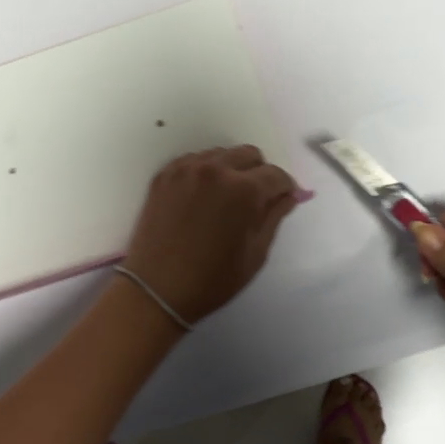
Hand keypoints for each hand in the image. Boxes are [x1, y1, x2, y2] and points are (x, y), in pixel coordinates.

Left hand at [123, 146, 299, 323]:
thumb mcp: (255, 253)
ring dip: (230, 170)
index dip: (285, 187)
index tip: (283, 199)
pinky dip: (204, 172)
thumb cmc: (212, 279)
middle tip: (255, 199)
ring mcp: (186, 168)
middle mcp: (215, 169)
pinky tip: (202, 196)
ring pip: (220, 154)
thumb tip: (288, 195)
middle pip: (249, 154)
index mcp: (243, 190)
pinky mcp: (165, 174)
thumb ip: (274, 217)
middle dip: (259, 173)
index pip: (275, 175)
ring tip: (225, 198)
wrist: (156, 289)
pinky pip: (194, 160)